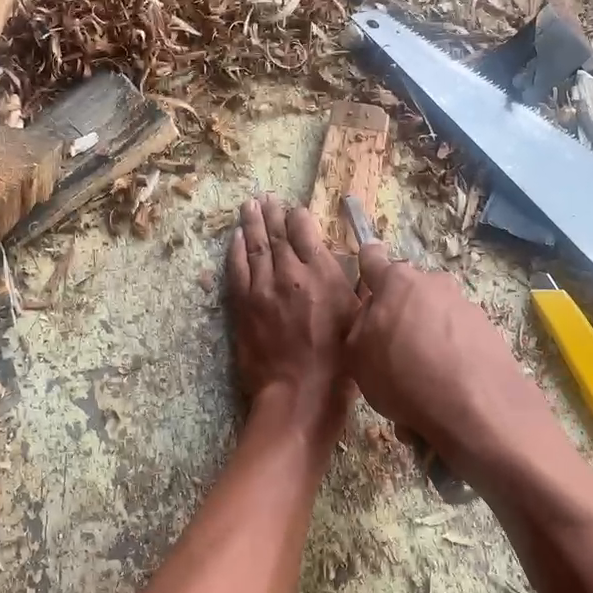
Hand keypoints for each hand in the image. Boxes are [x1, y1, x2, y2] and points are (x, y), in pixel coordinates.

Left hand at [226, 195, 359, 418]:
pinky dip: (235, 250)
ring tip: (250, 205)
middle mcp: (290, 273)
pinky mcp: (242, 305)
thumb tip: (355, 263)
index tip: (295, 209)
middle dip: (272, 213)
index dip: (298, 216)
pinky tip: (234, 237)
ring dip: (251, 222)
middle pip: (277, 233)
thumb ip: (353, 285)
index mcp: (322, 273)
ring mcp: (262, 288)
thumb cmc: (339, 363)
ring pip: (254, 245)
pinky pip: (236, 269)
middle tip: (267, 197)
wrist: (299, 394)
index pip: (305, 230)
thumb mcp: (358, 318)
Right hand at [343, 244, 558, 478]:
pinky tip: (445, 398)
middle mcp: (435, 284)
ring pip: (436, 322)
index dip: (368, 262)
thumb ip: (360, 325)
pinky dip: (450, 364)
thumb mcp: (357, 354)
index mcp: (397, 281)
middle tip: (392, 355)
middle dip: (401, 316)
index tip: (368, 261)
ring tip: (420, 389)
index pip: (374, 259)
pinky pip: (458, 345)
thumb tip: (372, 312)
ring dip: (426, 346)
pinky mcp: (490, 334)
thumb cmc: (402, 374)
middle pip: (410, 294)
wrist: (476, 406)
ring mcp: (466, 307)